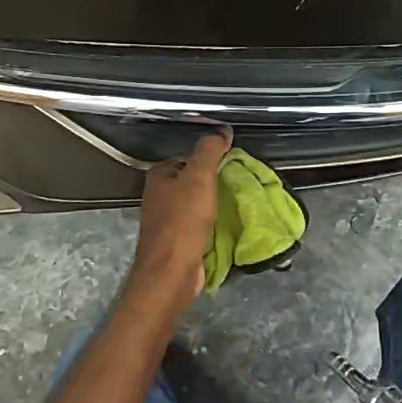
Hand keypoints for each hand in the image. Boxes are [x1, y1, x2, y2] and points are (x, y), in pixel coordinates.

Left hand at [129, 128, 231, 301]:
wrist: (172, 272)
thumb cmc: (182, 222)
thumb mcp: (199, 178)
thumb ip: (209, 152)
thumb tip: (222, 130)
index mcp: (160, 175)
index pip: (189, 157)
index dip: (211, 159)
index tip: (233, 163)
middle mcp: (160, 195)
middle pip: (194, 181)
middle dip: (217, 183)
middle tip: (241, 184)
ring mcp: (168, 219)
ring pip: (199, 204)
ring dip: (218, 204)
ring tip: (240, 203)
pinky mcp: (179, 240)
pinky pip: (201, 224)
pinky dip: (216, 223)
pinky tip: (232, 224)